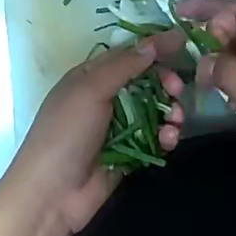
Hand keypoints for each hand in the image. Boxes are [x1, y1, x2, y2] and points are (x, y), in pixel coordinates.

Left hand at [0, 32, 187, 235]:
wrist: (52, 193)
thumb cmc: (66, 132)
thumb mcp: (90, 90)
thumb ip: (123, 66)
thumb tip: (152, 43)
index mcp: (90, 75)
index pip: (127, 53)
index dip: (153, 47)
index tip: (183, 42)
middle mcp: (104, 96)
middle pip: (144, 80)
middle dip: (165, 82)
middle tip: (177, 90)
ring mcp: (117, 126)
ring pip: (154, 109)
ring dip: (170, 110)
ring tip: (175, 120)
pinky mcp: (129, 153)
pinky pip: (154, 137)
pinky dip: (166, 136)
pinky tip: (169, 140)